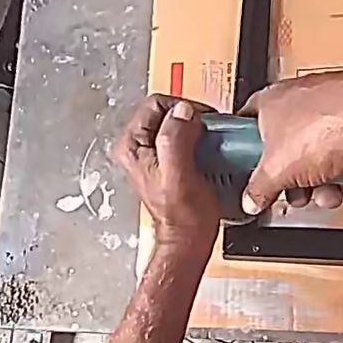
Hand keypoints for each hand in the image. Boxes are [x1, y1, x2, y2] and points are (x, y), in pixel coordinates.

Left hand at [113, 95, 220, 249]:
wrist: (189, 239)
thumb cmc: (183, 216)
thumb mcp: (179, 173)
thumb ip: (176, 138)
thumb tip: (183, 111)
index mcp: (132, 146)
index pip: (157, 104)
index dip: (184, 109)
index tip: (203, 121)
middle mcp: (138, 149)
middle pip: (167, 113)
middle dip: (191, 119)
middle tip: (208, 133)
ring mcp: (153, 156)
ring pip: (177, 125)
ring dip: (197, 130)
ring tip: (210, 143)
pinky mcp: (168, 163)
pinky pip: (184, 140)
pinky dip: (199, 142)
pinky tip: (207, 153)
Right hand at [239, 69, 342, 215]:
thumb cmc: (327, 127)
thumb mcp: (277, 171)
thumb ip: (259, 189)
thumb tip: (250, 201)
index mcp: (270, 102)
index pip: (248, 126)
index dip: (249, 154)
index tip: (254, 176)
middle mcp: (300, 100)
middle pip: (288, 151)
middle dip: (297, 181)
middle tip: (302, 194)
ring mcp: (331, 108)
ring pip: (320, 156)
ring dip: (325, 183)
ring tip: (332, 191)